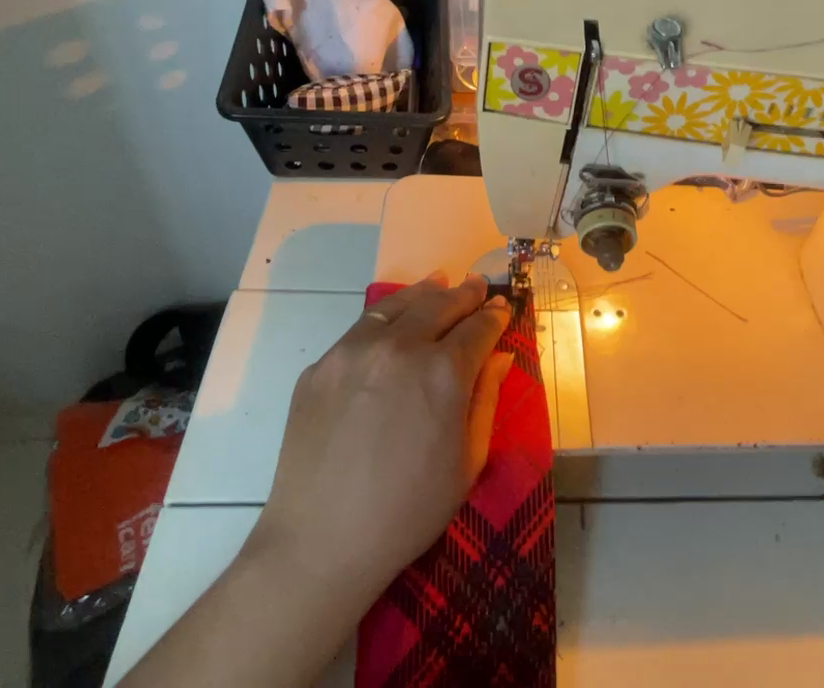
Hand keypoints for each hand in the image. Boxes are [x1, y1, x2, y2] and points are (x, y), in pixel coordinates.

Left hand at [246, 272, 513, 596]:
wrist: (322, 540)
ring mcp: (353, 352)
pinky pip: (360, 330)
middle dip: (463, 294)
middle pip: (439, 306)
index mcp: (444, 373)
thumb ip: (486, 400)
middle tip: (476, 286)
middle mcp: (400, 348)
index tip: (502, 306)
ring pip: (396, 306)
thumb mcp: (467, 462)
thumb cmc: (409, 510)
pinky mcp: (321, 366)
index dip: (494, 315)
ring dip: (424, 292)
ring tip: (439, 282)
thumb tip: (499, 356)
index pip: (478, 328)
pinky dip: (386, 317)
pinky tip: (393, 321)